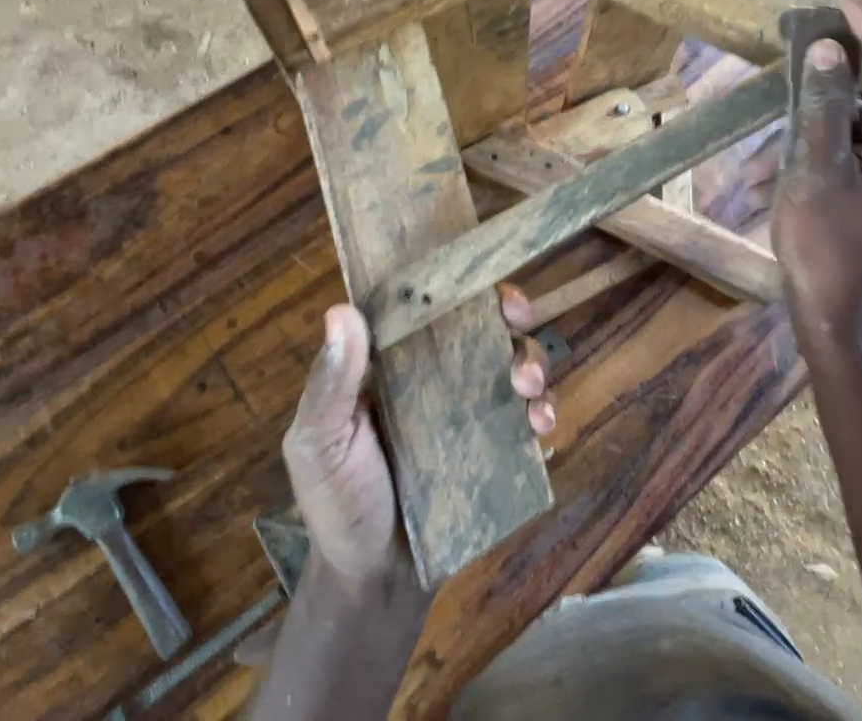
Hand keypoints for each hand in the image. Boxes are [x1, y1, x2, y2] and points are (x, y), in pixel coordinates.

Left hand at [281, 296, 551, 584]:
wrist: (375, 579)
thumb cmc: (338, 503)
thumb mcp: (318, 444)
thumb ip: (329, 386)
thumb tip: (341, 312)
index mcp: (390, 364)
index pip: (427, 308)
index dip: (457, 285)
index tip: (481, 281)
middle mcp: (434, 376)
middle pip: (481, 327)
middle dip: (509, 316)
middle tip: (520, 321)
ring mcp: (470, 411)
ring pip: (512, 364)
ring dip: (531, 361)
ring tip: (528, 387)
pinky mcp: (496, 446)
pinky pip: (527, 416)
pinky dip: (543, 410)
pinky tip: (540, 427)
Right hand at [772, 0, 861, 335]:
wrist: (832, 309)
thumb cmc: (825, 244)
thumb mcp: (815, 170)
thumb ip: (823, 106)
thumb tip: (828, 48)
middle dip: (844, 63)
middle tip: (817, 28)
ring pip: (855, 116)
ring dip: (808, 123)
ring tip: (761, 156)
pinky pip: (845, 143)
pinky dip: (809, 149)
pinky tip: (765, 176)